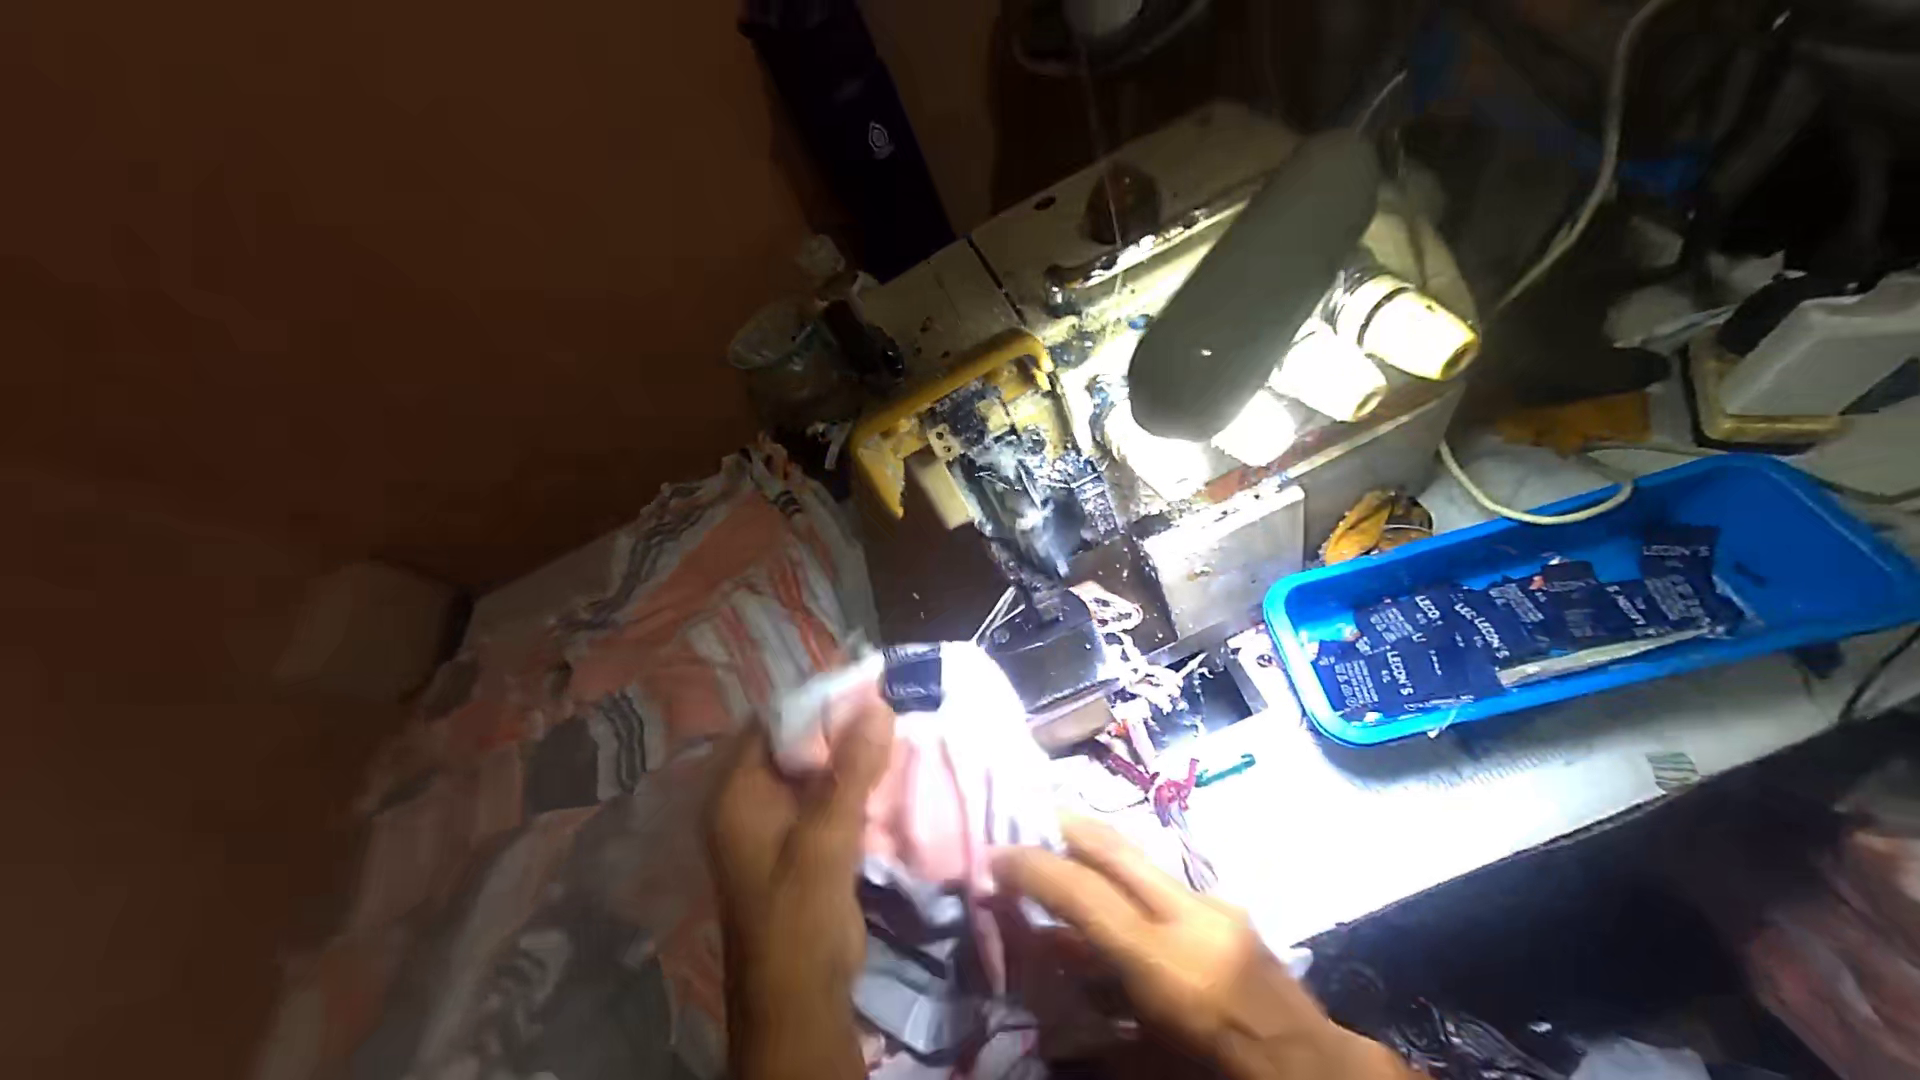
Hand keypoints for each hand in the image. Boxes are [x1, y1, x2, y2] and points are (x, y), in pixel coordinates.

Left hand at [706, 685, 894, 1079]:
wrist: (800, 999)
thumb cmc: (798, 916)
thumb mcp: (824, 839)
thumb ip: (850, 771)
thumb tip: (878, 705)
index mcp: (737, 792)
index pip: (771, 722)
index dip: (814, 698)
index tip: (862, 680)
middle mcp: (749, 800)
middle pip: (793, 742)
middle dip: (837, 722)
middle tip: (884, 699)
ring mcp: (774, 821)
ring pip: (813, 767)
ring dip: (848, 750)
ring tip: (891, 723)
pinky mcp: (800, 840)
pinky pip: (825, 792)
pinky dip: (851, 778)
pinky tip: (883, 765)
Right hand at [993, 817, 1410, 1079]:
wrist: (1320, 1077)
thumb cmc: (1223, 1077)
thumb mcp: (1151, 1067)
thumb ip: (1093, 1023)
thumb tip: (1047, 993)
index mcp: (1168, 965)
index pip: (1085, 895)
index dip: (1034, 868)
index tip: (997, 857)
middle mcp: (1190, 918)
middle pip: (1114, 848)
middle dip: (1064, 827)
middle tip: (1026, 819)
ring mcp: (1214, 906)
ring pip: (1137, 860)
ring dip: (1094, 854)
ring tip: (1060, 860)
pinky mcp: (1227, 908)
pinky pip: (1160, 883)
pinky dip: (1126, 883)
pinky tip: (1115, 906)